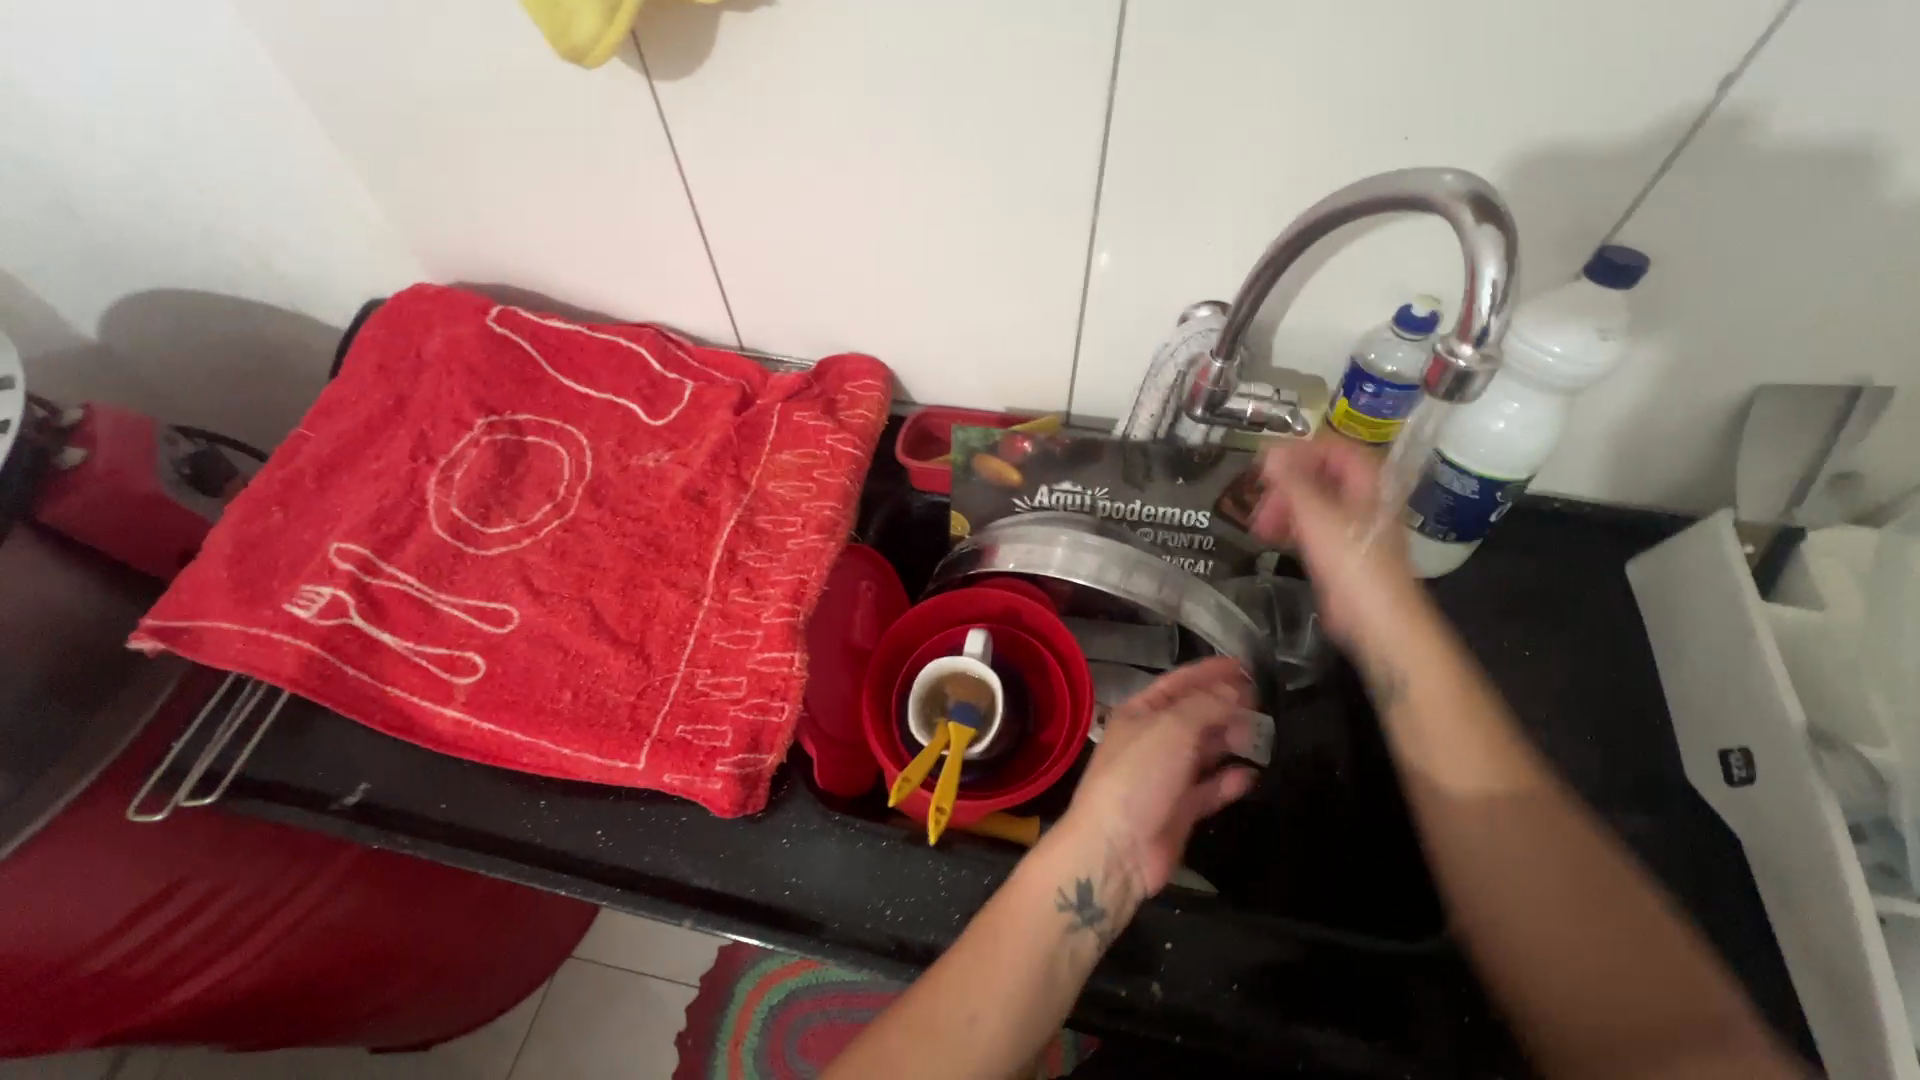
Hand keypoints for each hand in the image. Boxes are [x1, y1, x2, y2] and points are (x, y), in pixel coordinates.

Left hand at [1060, 658, 1259, 896]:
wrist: (1117, 848)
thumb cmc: (1138, 776)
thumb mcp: (1171, 728)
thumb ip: (1206, 706)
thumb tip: (1235, 692)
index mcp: (1139, 714)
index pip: (1178, 683)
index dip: (1210, 672)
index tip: (1245, 665)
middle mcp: (1153, 740)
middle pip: (1195, 715)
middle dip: (1226, 705)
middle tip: (1263, 700)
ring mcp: (1166, 776)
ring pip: (1205, 751)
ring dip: (1232, 740)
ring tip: (1265, 733)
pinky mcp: (1181, 809)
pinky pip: (1211, 789)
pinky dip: (1230, 781)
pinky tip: (1252, 774)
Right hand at [1246, 438, 1427, 648]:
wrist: (1377, 619)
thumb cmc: (1353, 563)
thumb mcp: (1317, 516)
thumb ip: (1292, 481)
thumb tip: (1270, 453)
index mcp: (1369, 483)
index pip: (1335, 449)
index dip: (1301, 450)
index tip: (1267, 462)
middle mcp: (1364, 500)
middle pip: (1321, 476)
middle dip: (1286, 485)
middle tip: (1260, 498)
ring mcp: (1353, 527)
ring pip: (1314, 503)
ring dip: (1284, 507)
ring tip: (1259, 522)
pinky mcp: (1341, 552)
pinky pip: (1312, 528)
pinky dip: (1290, 527)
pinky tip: (1271, 537)